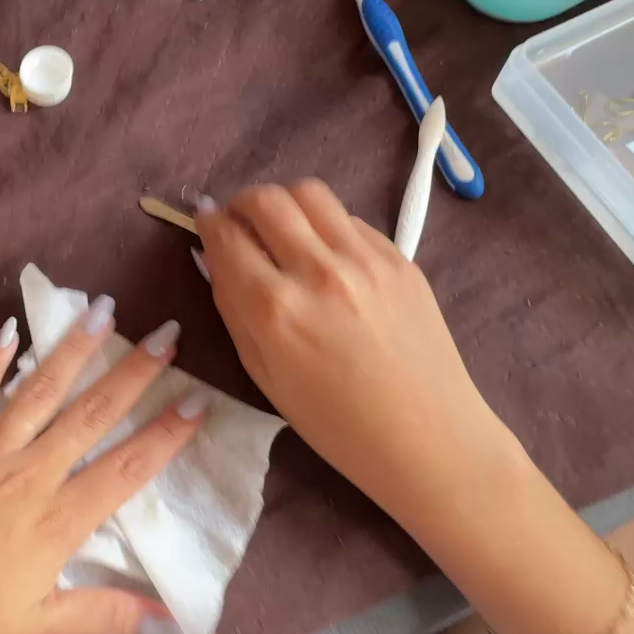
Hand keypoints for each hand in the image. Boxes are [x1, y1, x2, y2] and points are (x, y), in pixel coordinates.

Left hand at [0, 305, 204, 633]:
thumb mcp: (35, 633)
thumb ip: (103, 617)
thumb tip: (170, 621)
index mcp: (55, 523)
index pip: (124, 471)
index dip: (165, 436)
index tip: (198, 401)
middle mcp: (27, 475)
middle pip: (90, 416)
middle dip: (133, 373)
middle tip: (166, 333)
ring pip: (38, 391)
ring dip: (73, 349)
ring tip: (103, 311)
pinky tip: (8, 329)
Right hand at [195, 182, 519, 516]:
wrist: (429, 440)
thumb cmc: (334, 422)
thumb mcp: (262, 373)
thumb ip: (232, 308)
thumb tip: (215, 258)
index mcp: (276, 309)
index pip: (227, 237)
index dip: (207, 223)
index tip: (204, 220)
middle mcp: (318, 272)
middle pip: (266, 199)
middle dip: (241, 202)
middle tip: (239, 221)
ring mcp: (366, 260)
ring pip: (309, 192)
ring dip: (284, 203)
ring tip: (282, 228)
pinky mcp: (400, 259)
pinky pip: (348, 218)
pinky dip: (324, 225)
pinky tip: (326, 254)